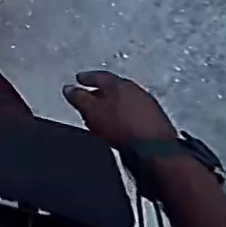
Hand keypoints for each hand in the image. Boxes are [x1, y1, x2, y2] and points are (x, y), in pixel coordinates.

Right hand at [62, 70, 177, 147]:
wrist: (155, 151)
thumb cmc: (122, 128)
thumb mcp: (92, 112)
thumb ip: (79, 98)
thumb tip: (68, 88)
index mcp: (118, 83)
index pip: (99, 75)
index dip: (87, 77)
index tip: (79, 78)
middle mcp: (135, 90)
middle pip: (114, 87)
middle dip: (101, 92)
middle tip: (90, 97)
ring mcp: (148, 106)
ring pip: (126, 101)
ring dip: (114, 106)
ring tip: (104, 115)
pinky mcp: (157, 122)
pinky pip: (135, 114)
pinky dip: (126, 117)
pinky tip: (121, 127)